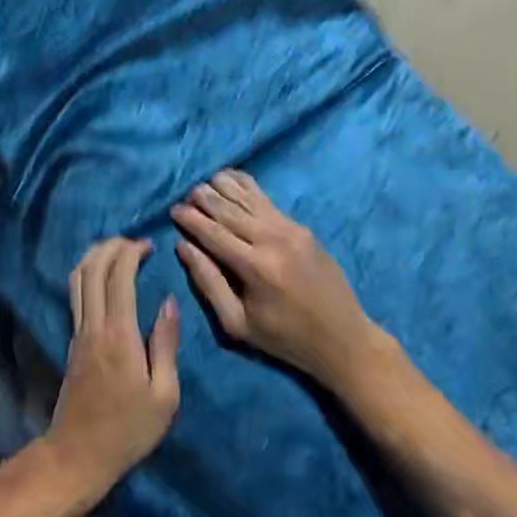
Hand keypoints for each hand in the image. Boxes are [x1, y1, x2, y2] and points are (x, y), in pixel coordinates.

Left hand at [40, 237, 180, 498]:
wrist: (78, 455)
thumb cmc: (128, 430)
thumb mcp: (164, 395)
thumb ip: (166, 344)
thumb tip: (169, 302)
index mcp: (119, 334)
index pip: (119, 276)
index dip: (132, 252)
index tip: (150, 246)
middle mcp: (93, 325)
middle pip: (93, 268)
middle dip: (112, 246)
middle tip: (136, 243)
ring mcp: (78, 332)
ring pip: (78, 278)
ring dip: (96, 256)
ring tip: (119, 250)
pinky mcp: (72, 341)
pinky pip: (76, 294)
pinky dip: (89, 273)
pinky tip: (104, 276)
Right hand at [171, 170, 386, 383]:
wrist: (343, 338)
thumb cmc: (285, 339)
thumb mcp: (238, 323)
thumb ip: (208, 282)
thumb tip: (183, 247)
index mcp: (255, 267)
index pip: (213, 233)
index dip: (190, 220)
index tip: (173, 210)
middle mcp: (273, 240)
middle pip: (229, 210)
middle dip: (204, 199)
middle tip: (185, 193)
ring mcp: (291, 229)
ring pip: (248, 198)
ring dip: (224, 187)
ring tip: (204, 182)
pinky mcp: (302, 227)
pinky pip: (267, 200)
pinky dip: (247, 186)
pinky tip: (232, 177)